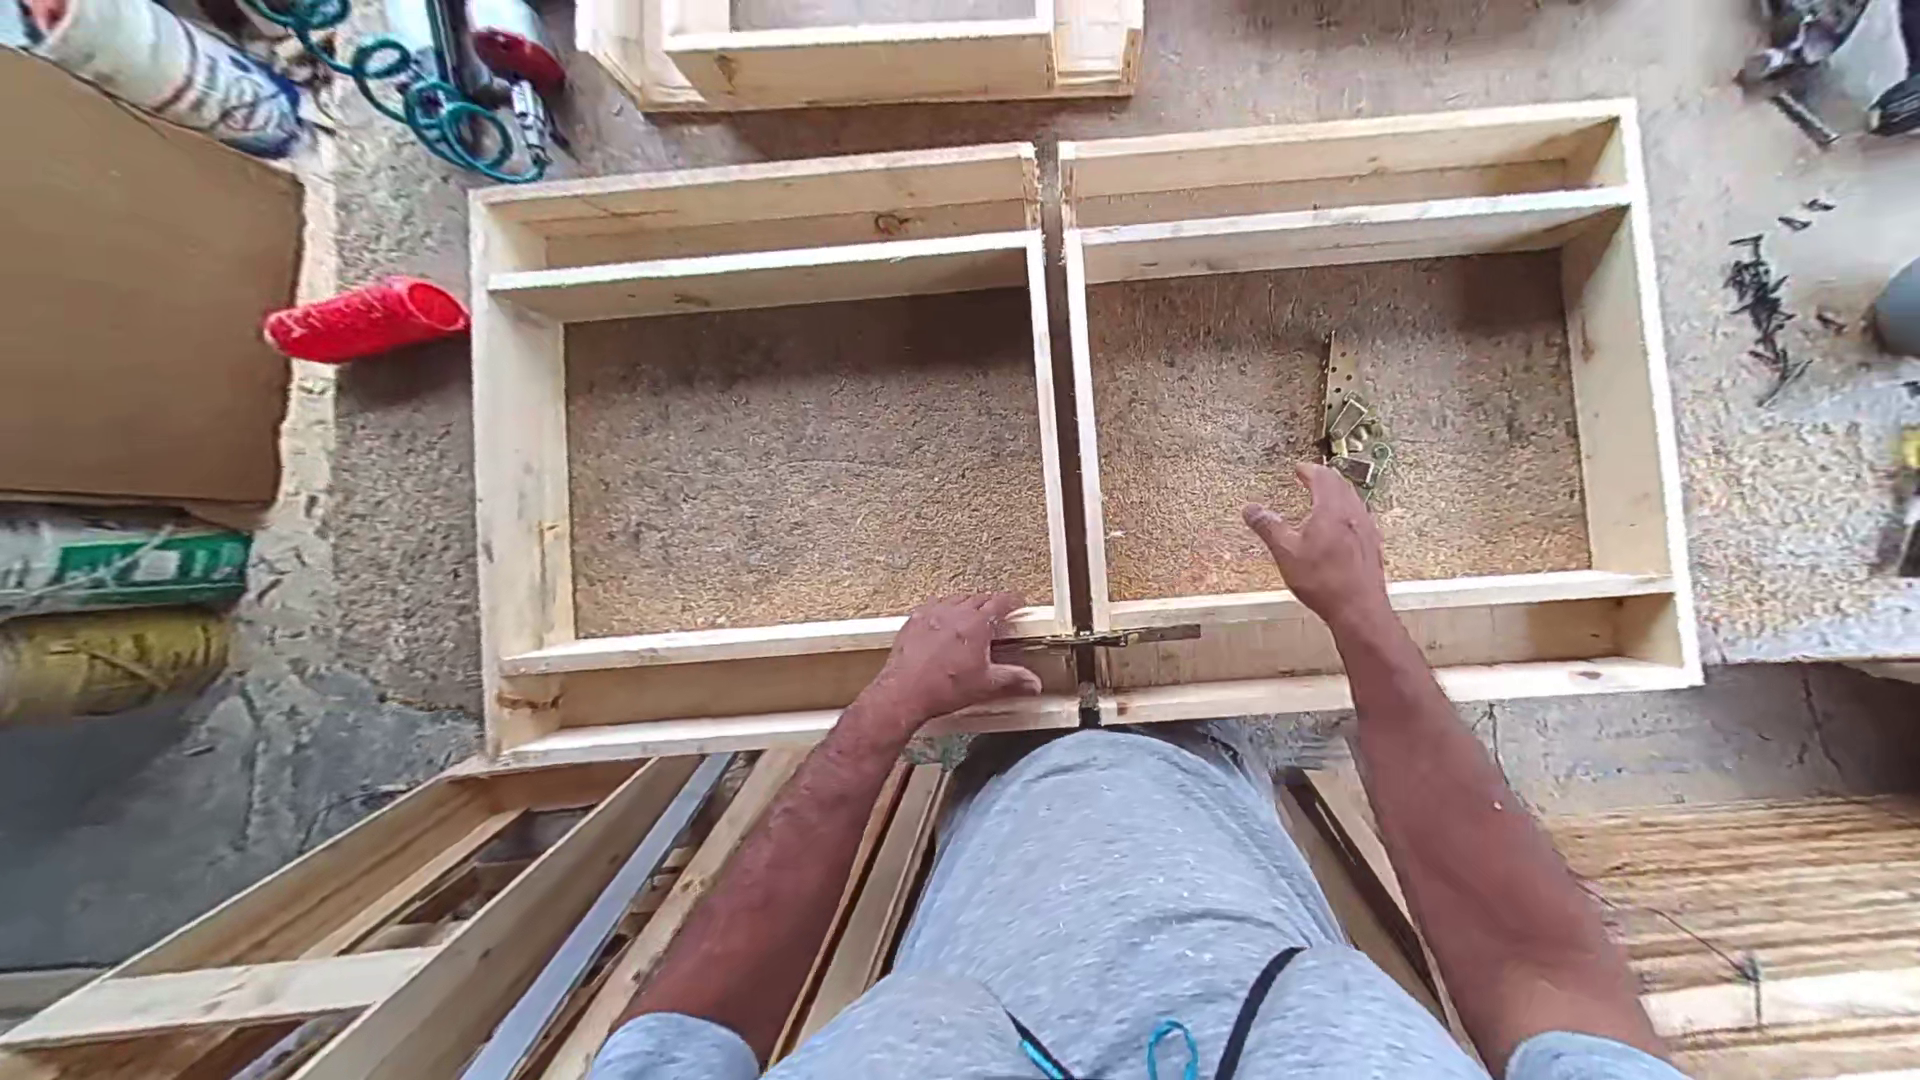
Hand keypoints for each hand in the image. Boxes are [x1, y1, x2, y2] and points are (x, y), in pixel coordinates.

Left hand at [854, 592, 1042, 739]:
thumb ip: (1013, 679)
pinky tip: (941, 617)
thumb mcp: (986, 684)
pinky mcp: (914, 621)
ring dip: (966, 603)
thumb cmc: (943, 687)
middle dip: (990, 602)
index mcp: (976, 624)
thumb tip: (1033, 682)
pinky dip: (942, 608)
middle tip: (997, 610)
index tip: (1018, 601)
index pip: (1000, 602)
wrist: (905, 691)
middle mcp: (955, 612)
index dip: (1012, 600)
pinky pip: (932, 605)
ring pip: (955, 599)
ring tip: (971, 612)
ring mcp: (932, 614)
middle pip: (978, 598)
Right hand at [1243, 463, 1392, 633]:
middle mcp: (1353, 515)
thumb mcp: (1285, 552)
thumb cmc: (1323, 580)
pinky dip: (1346, 510)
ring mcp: (1366, 530)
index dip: (1310, 470)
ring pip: (1353, 500)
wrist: (1358, 608)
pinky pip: (1359, 517)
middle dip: (1325, 478)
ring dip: (1338, 492)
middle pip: (1342, 486)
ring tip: (1324, 495)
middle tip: (1312, 476)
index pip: (1323, 479)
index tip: (1300, 468)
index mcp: (1331, 511)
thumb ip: (1268, 527)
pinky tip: (1340, 524)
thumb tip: (1251, 509)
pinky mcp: (1371, 546)